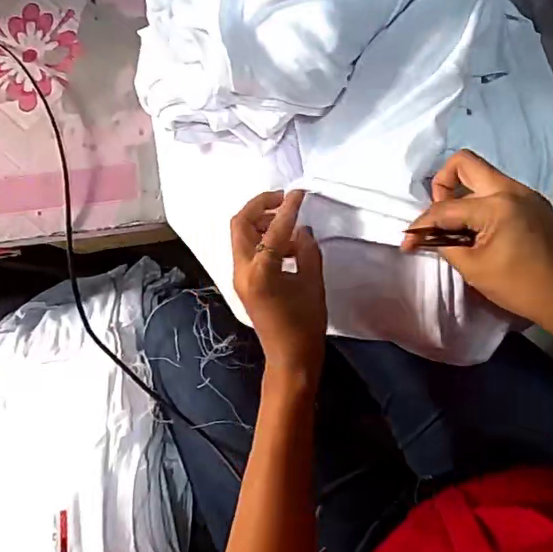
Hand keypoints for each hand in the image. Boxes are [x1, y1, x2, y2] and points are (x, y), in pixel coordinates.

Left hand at [230, 189, 326, 377]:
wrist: (290, 358)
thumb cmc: (305, 325)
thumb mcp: (313, 283)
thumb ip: (308, 251)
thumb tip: (301, 230)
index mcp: (261, 270)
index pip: (274, 228)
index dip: (288, 208)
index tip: (300, 193)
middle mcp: (242, 270)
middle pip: (241, 223)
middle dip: (260, 205)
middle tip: (284, 200)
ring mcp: (239, 277)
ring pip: (241, 236)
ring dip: (260, 221)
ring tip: (288, 222)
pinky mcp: (243, 283)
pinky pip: (247, 250)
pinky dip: (262, 238)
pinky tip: (286, 243)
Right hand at [402, 150, 552, 342]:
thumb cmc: (519, 287)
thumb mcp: (473, 268)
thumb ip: (444, 244)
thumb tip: (424, 235)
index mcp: (497, 205)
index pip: (445, 207)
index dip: (421, 225)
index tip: (408, 243)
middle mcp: (513, 189)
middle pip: (464, 164)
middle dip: (441, 185)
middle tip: (437, 216)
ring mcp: (526, 195)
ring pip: (482, 177)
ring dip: (461, 195)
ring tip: (454, 228)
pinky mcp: (534, 205)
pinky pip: (497, 191)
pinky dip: (479, 204)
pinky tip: (476, 231)